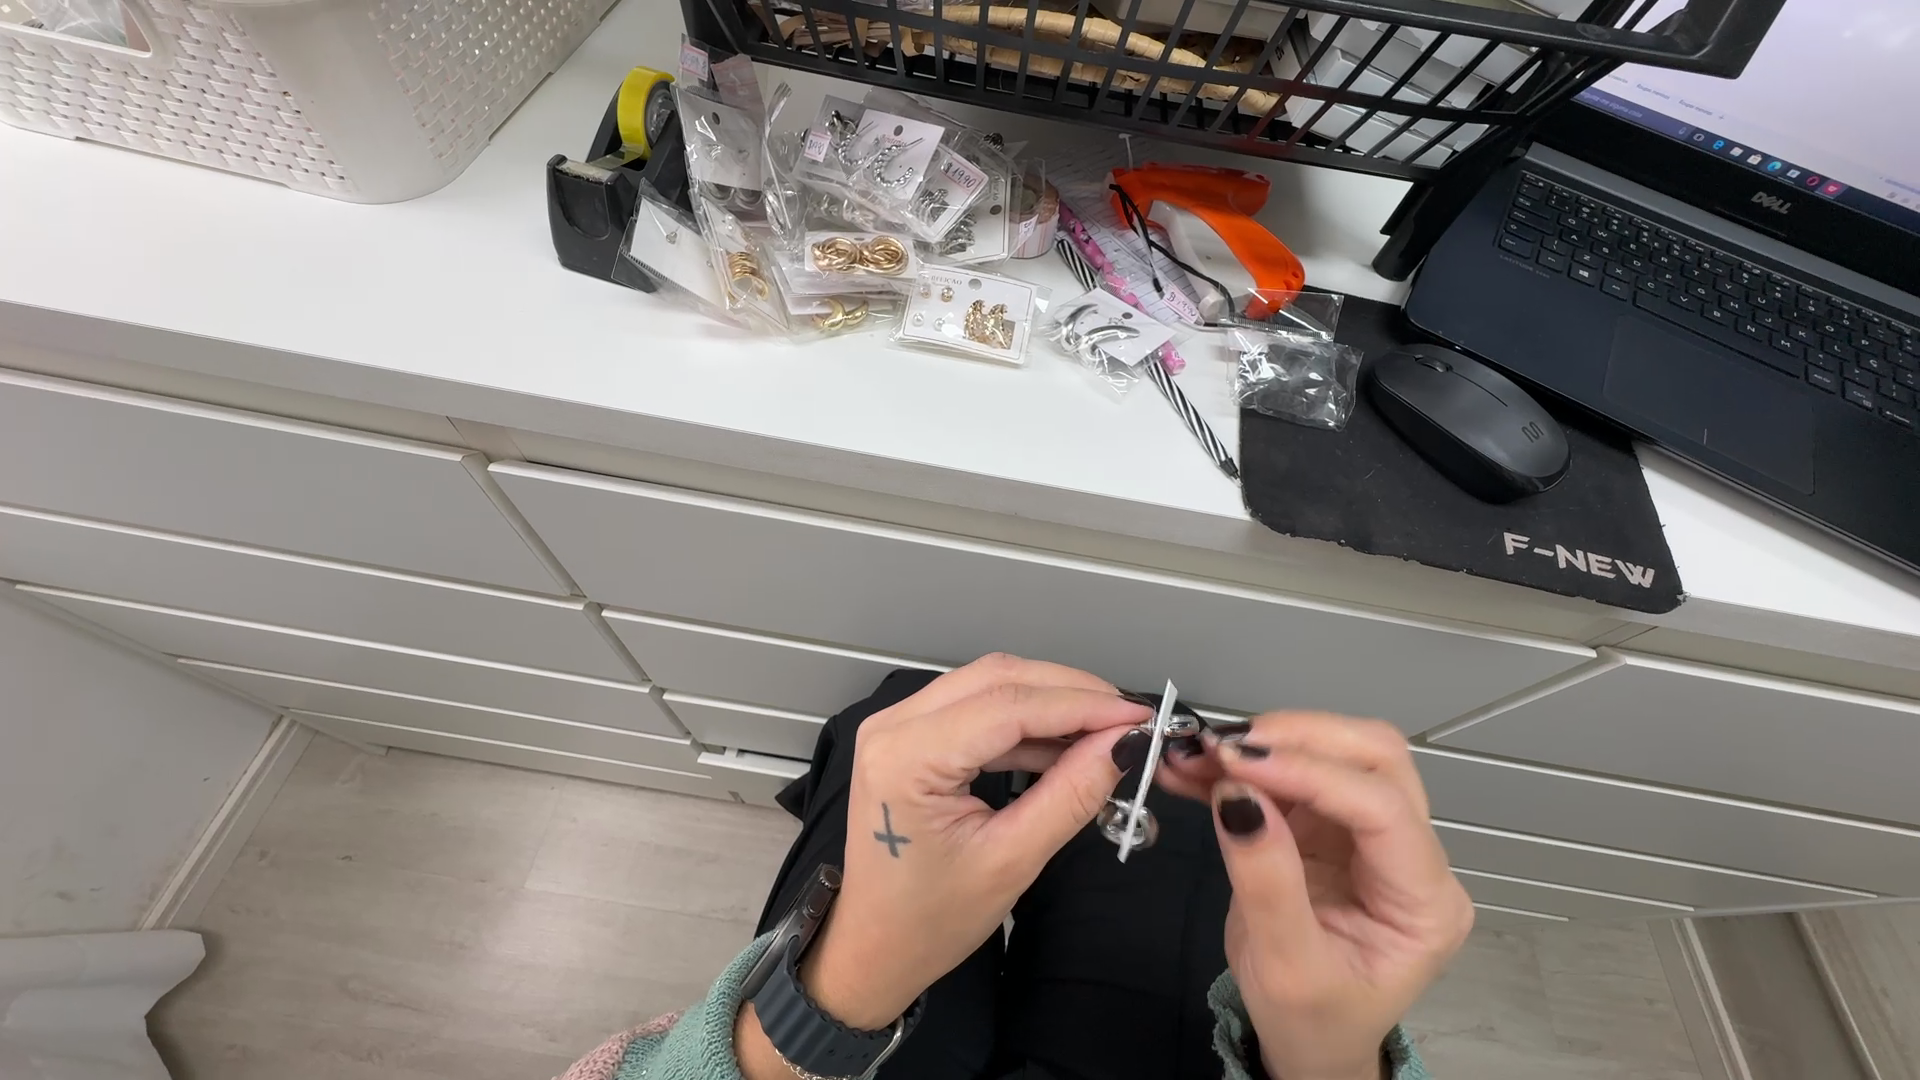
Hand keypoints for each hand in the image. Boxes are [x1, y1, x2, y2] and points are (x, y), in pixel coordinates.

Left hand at [739, 654, 1149, 1068]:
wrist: (874, 947)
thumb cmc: (931, 919)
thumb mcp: (1012, 861)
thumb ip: (1071, 794)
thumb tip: (1123, 744)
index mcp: (906, 757)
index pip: (1007, 706)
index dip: (1079, 704)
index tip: (1136, 716)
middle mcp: (893, 724)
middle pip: (997, 678)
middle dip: (1068, 691)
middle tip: (1125, 718)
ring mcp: (897, 724)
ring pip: (988, 684)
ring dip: (1049, 701)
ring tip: (1104, 730)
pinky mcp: (910, 733)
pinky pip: (976, 707)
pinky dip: (1025, 720)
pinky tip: (1064, 742)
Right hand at [1160, 713, 1473, 1079]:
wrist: (1307, 1040)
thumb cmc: (1311, 1019)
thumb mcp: (1287, 967)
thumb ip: (1267, 880)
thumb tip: (1237, 795)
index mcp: (1424, 900)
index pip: (1382, 807)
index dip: (1310, 772)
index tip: (1237, 762)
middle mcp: (1409, 854)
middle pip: (1374, 758)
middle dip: (1297, 737)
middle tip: (1226, 745)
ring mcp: (1366, 833)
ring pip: (1332, 751)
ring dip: (1264, 741)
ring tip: (1197, 753)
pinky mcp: (1323, 824)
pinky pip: (1286, 773)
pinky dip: (1239, 763)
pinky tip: (1191, 767)